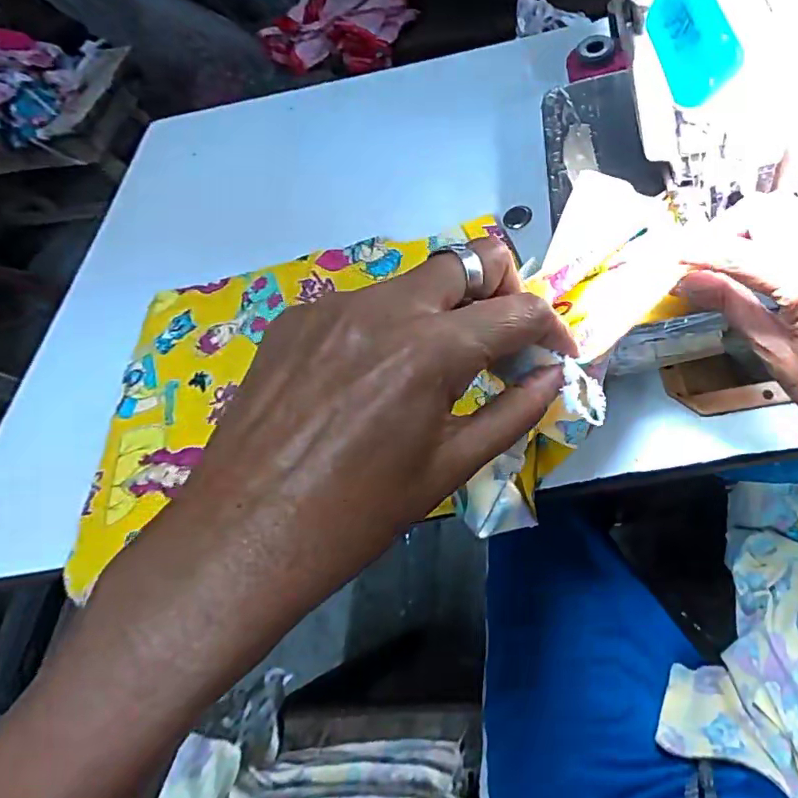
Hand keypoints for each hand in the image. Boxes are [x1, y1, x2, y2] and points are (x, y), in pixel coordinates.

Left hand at [98, 237, 575, 634]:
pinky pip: (364, 303)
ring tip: (436, 367)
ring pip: (414, 281)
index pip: (518, 309)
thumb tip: (552, 377)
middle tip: (500, 344)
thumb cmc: (358, 514)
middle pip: (469, 260)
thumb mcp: (450, 467)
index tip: (555, 353)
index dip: (551, 327)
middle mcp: (384, 308)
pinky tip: (373, 378)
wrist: (242, 537)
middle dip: (500, 292)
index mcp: (430, 350)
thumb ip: (514, 412)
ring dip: (444, 310)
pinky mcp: (296, 318)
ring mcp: (333, 306)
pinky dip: (390, 325)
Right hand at [676, 197, 797, 455]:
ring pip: (782, 211)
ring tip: (722, 259)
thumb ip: (729, 304)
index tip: (674, 254)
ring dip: (745, 227)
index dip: (702, 251)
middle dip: (724, 229)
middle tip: (699, 258)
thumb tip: (689, 279)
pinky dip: (765, 234)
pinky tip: (749, 262)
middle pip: (766, 212)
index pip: (744, 254)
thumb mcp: (770, 351)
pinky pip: (797, 226)